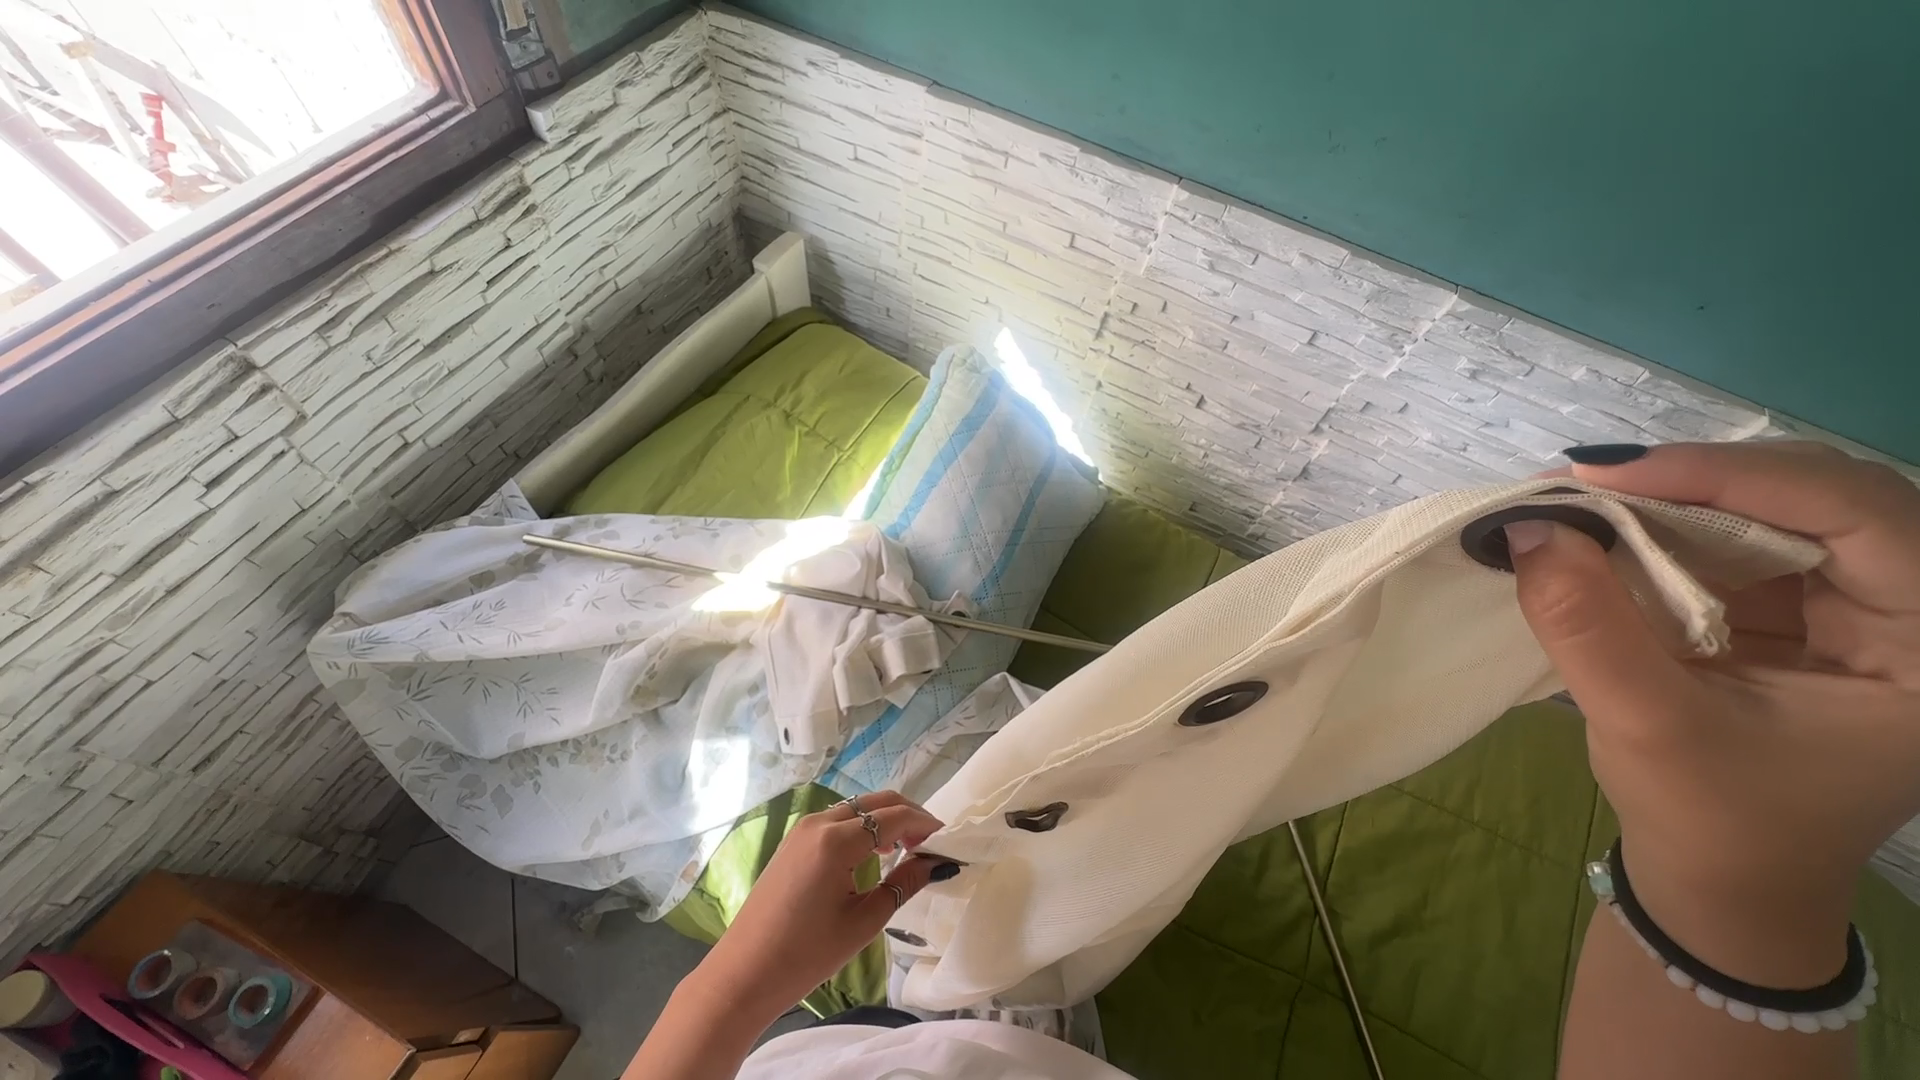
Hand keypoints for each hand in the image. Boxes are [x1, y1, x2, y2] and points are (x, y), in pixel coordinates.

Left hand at [694, 791, 950, 1020]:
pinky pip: (839, 819)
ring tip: (907, 850)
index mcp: (837, 841)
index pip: (895, 817)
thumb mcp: (864, 921)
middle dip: (909, 815)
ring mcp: (803, 828)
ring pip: (858, 807)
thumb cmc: (807, 955)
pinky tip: (874, 854)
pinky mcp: (793, 840)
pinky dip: (864, 826)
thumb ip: (905, 883)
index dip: (926, 825)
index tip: (948, 843)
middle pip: (877, 801)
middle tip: (931, 843)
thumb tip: (936, 861)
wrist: (744, 975)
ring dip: (886, 819)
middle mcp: (820, 822)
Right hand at [1507, 441, 1919, 986]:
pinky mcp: (1793, 609)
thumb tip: (1527, 527)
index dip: (1731, 476)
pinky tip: (1599, 529)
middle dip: (1693, 480)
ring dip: (1667, 499)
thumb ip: (1587, 626)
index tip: (1605, 475)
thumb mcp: (1646, 724)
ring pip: (1769, 509)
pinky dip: (1659, 529)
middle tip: (1580, 482)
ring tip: (1572, 501)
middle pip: (1816, 496)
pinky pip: (1731, 542)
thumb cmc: (1711, 818)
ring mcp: (1853, 605)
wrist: (1722, 878)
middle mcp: (1911, 609)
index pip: (1858, 515)